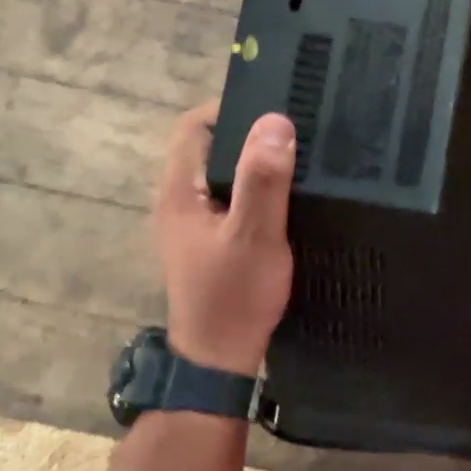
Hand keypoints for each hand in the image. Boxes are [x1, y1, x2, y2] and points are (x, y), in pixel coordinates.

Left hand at [155, 103, 296, 376]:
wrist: (220, 359)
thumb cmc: (235, 296)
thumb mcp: (255, 234)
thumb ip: (263, 180)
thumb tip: (275, 121)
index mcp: (178, 192)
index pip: (193, 128)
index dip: (230, 111)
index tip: (274, 111)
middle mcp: (176, 204)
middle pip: (206, 152)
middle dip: (246, 139)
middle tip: (294, 139)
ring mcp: (188, 229)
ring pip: (218, 181)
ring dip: (251, 171)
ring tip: (295, 169)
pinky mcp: (205, 249)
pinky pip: (227, 206)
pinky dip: (251, 198)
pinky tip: (283, 210)